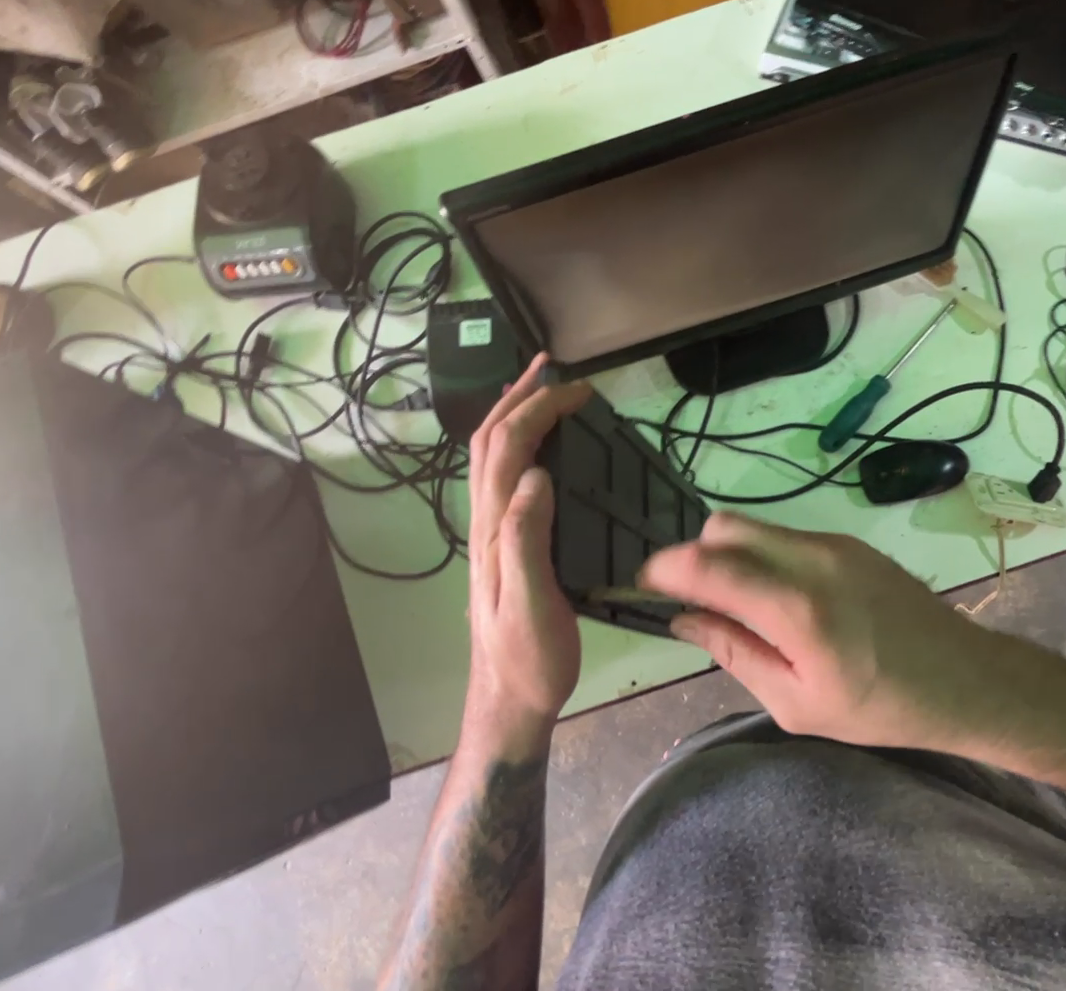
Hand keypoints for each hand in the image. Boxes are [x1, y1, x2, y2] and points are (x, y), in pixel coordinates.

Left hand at [466, 353, 592, 731]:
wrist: (510, 698)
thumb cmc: (527, 656)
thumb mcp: (529, 603)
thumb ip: (525, 539)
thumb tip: (536, 475)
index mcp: (496, 528)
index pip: (508, 449)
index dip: (537, 410)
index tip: (577, 390)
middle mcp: (487, 521)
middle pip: (490, 442)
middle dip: (517, 397)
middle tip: (551, 368)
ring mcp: (493, 532)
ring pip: (492, 457)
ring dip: (513, 414)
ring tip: (541, 390)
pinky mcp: (505, 545)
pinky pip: (506, 479)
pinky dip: (520, 445)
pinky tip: (541, 449)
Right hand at [641, 512, 991, 751]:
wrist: (966, 678)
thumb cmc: (879, 707)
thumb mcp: (796, 702)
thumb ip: (733, 652)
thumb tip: (682, 620)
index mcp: (796, 610)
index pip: (708, 565)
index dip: (664, 569)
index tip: (642, 584)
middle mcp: (811, 560)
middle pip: (722, 527)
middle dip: (694, 556)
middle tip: (697, 600)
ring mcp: (833, 542)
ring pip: (752, 526)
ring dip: (729, 555)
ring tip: (742, 605)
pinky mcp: (848, 540)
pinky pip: (784, 535)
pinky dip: (762, 556)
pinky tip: (782, 598)